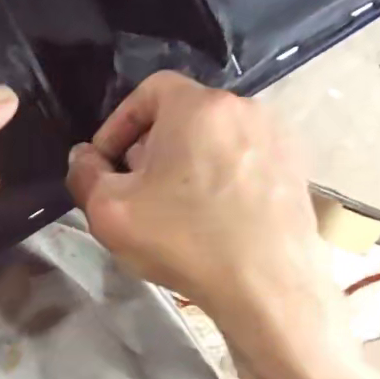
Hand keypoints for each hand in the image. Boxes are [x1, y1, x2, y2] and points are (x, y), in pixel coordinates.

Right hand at [64, 71, 344, 358]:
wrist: (267, 288)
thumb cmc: (183, 239)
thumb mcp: (108, 209)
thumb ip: (84, 173)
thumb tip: (85, 157)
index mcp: (198, 106)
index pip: (149, 90)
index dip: (119, 123)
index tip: (107, 162)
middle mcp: (243, 109)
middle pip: (181, 115)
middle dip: (150, 146)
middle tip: (135, 189)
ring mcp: (276, 139)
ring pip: (212, 139)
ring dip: (184, 163)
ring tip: (171, 207)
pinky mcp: (295, 170)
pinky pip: (242, 160)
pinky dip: (218, 178)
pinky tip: (210, 218)